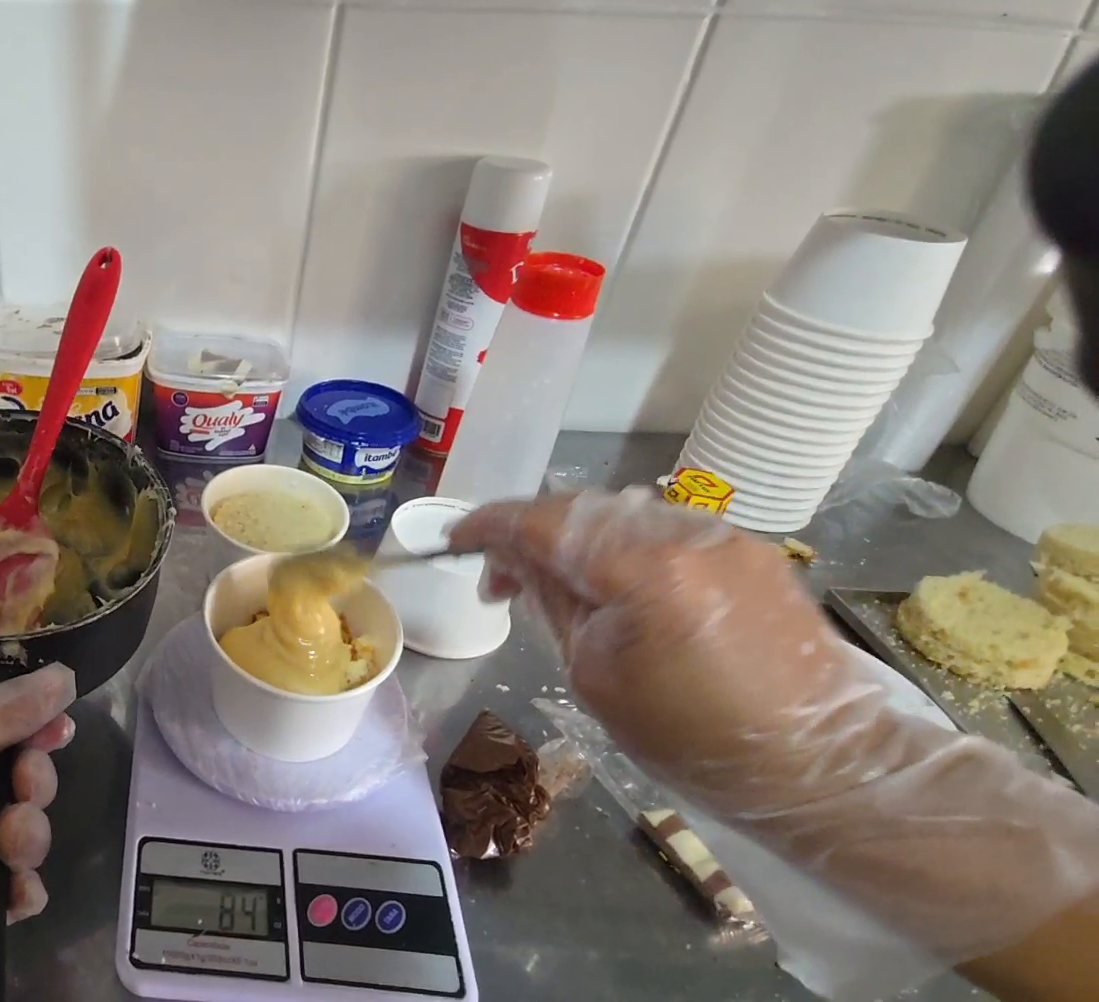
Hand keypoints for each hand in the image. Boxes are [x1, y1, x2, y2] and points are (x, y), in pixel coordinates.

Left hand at [0, 664, 76, 1001]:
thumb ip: (14, 705)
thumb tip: (62, 674)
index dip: (30, 722)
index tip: (62, 731)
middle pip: (9, 774)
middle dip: (31, 785)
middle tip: (23, 794)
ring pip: (11, 830)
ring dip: (24, 839)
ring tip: (6, 854)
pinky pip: (2, 886)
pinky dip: (14, 889)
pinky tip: (11, 897)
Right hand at [445, 487, 860, 810]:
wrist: (824, 767)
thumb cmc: (689, 738)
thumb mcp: (593, 673)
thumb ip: (551, 599)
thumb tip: (511, 558)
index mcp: (646, 571)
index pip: (544, 524)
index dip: (490, 526)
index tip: (455, 539)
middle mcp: (687, 535)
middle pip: (580, 510)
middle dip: (528, 535)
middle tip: (500, 579)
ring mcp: (724, 537)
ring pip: (619, 516)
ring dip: (573, 540)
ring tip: (554, 585)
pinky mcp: (748, 550)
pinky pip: (660, 532)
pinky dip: (619, 548)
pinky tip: (611, 585)